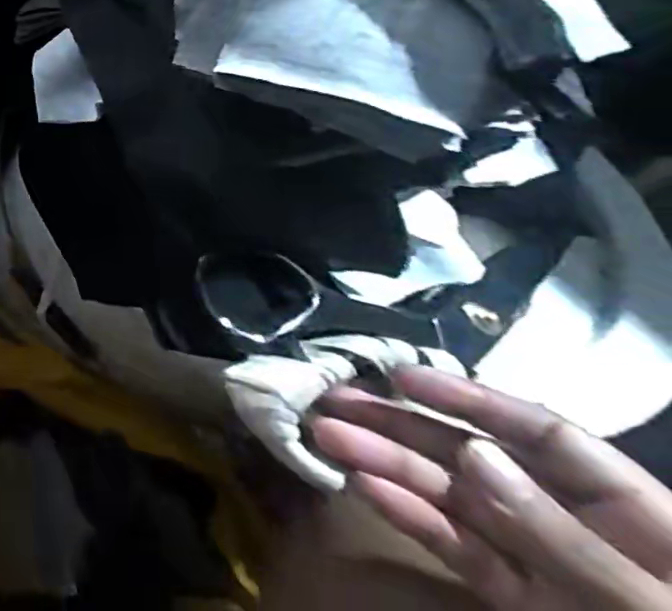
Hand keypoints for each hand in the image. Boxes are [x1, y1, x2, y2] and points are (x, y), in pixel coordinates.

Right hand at [310, 366, 671, 609]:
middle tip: (331, 400)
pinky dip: (407, 516)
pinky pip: (456, 547)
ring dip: (386, 463)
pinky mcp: (514, 598)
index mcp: (641, 519)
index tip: (399, 376)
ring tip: (324, 435)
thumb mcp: (648, 605)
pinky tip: (363, 487)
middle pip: (480, 461)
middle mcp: (580, 529)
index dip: (472, 400)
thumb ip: (565, 535)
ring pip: (453, 499)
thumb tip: (476, 451)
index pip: (546, 438)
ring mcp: (544, 566)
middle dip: (403, 427)